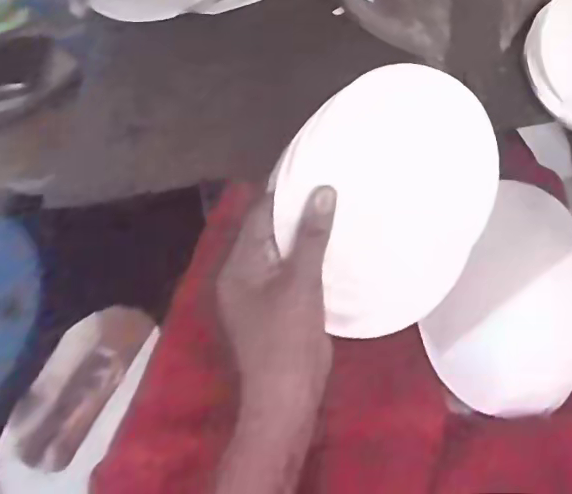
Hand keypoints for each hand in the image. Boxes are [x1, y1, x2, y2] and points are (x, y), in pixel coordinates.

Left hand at [216, 187, 335, 413]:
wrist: (287, 400)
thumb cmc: (287, 337)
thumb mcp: (302, 281)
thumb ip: (312, 235)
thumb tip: (323, 190)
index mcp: (238, 266)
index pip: (259, 216)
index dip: (283, 193)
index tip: (311, 170)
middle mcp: (242, 275)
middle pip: (268, 231)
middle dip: (295, 210)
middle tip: (327, 184)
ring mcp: (258, 294)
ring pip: (281, 250)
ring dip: (303, 233)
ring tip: (333, 206)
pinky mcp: (276, 307)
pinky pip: (290, 269)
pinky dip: (307, 254)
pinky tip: (331, 244)